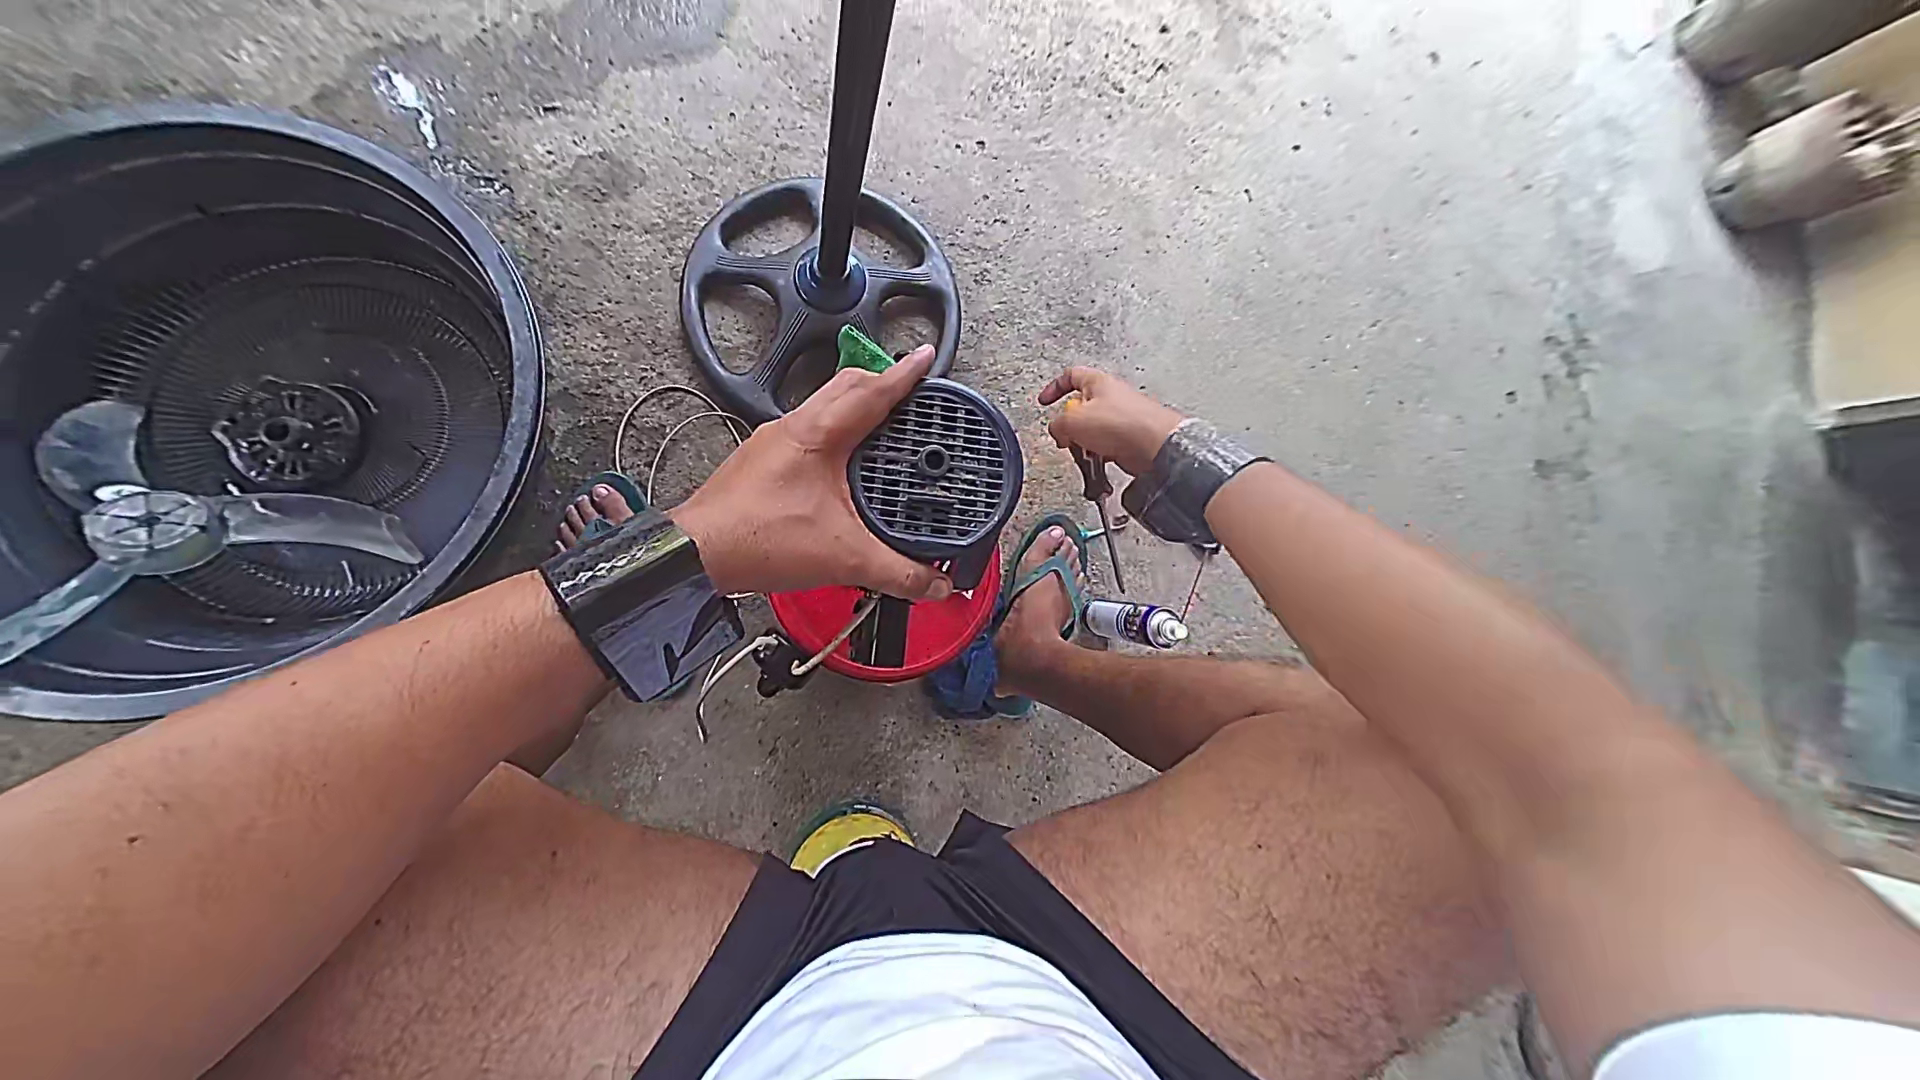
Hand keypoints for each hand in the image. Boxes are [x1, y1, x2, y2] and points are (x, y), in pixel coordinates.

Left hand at [668, 345, 953, 600]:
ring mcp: (774, 443)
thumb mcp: (845, 558)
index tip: (925, 357)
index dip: (905, 374)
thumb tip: (936, 585)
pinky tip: (842, 457)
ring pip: (822, 405)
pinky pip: (808, 429)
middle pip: (845, 385)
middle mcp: (792, 430)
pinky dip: (834, 430)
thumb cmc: (754, 540)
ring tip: (881, 416)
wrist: (697, 555)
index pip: (870, 392)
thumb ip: (899, 573)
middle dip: (882, 380)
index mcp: (816, 436)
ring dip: (855, 403)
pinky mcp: (764, 461)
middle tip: (909, 387)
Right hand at [1039, 367, 1184, 477]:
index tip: (1045, 401)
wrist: (1155, 447)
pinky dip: (1099, 454)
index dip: (1054, 388)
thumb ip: (1057, 424)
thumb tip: (1057, 431)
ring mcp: (1122, 418)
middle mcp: (1112, 397)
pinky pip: (1105, 446)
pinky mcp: (1129, 439)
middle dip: (1069, 426)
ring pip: (1092, 431)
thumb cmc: (1121, 425)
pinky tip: (1100, 460)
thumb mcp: (1073, 421)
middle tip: (1066, 437)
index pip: (1070, 376)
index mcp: (1098, 382)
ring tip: (1086, 452)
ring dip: (1084, 444)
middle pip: (1080, 409)